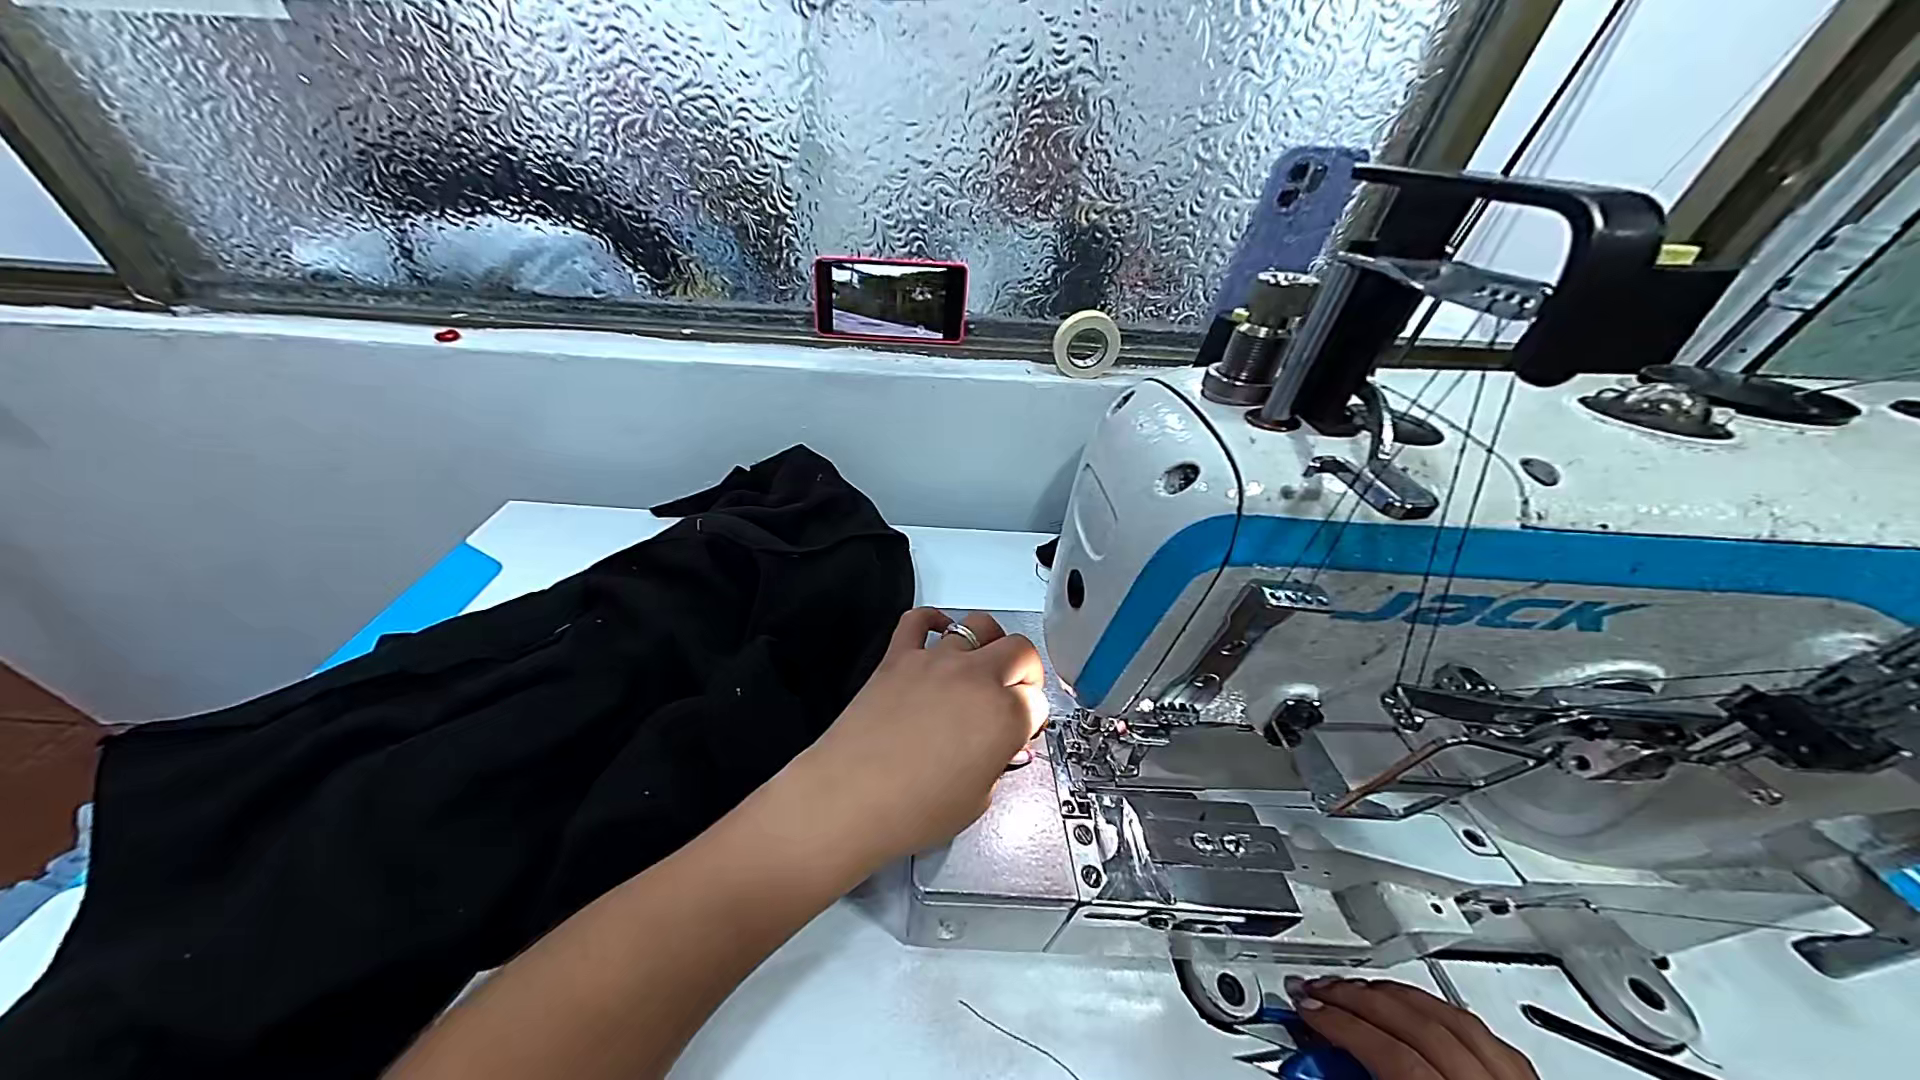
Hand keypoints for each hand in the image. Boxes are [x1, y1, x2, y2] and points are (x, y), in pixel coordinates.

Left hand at [790, 608, 1047, 868]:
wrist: (849, 800)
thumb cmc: (911, 809)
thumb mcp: (977, 800)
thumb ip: (998, 763)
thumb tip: (1001, 746)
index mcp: (1004, 717)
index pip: (1037, 701)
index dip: (1033, 716)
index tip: (1024, 725)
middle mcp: (975, 679)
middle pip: (1020, 650)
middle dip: (1025, 671)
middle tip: (1015, 691)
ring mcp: (936, 662)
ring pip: (980, 625)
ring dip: (990, 642)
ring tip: (983, 662)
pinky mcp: (899, 657)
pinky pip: (919, 619)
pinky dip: (933, 619)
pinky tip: (940, 631)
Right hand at [1285, 977, 1538, 1079]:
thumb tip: (1317, 1072)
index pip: (1392, 1057)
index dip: (1341, 1025)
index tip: (1308, 1012)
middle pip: (1419, 1027)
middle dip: (1358, 997)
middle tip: (1319, 991)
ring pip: (1454, 1021)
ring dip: (1396, 996)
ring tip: (1358, 989)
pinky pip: (1487, 1038)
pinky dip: (1442, 1012)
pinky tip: (1418, 1007)